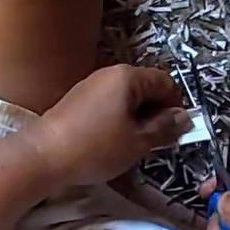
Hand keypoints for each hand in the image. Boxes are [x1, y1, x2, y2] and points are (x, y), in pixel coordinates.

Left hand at [23, 65, 189, 187]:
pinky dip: (117, 119)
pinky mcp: (77, 99)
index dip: (176, 106)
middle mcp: (108, 73)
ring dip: (136, 118)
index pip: (166, 82)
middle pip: (145, 87)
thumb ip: (165, 127)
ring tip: (133, 144)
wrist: (44, 156)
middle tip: (156, 142)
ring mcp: (90, 85)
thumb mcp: (138, 142)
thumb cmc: (96, 147)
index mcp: (127, 76)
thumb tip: (185, 117)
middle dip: (156, 112)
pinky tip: (111, 142)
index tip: (175, 132)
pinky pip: (108, 104)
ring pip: (126, 97)